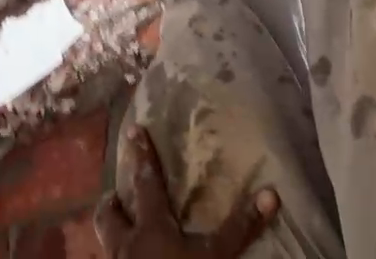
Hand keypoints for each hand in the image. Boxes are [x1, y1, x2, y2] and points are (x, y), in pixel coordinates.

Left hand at [95, 127, 279, 257]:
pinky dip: (117, 257)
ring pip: (104, 243)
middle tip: (116, 190)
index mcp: (150, 228)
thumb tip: (271, 193)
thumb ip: (240, 226)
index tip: (134, 129)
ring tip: (120, 227)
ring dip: (111, 230)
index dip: (142, 156)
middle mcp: (125, 246)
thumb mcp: (216, 258)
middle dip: (112, 200)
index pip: (145, 183)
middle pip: (107, 216)